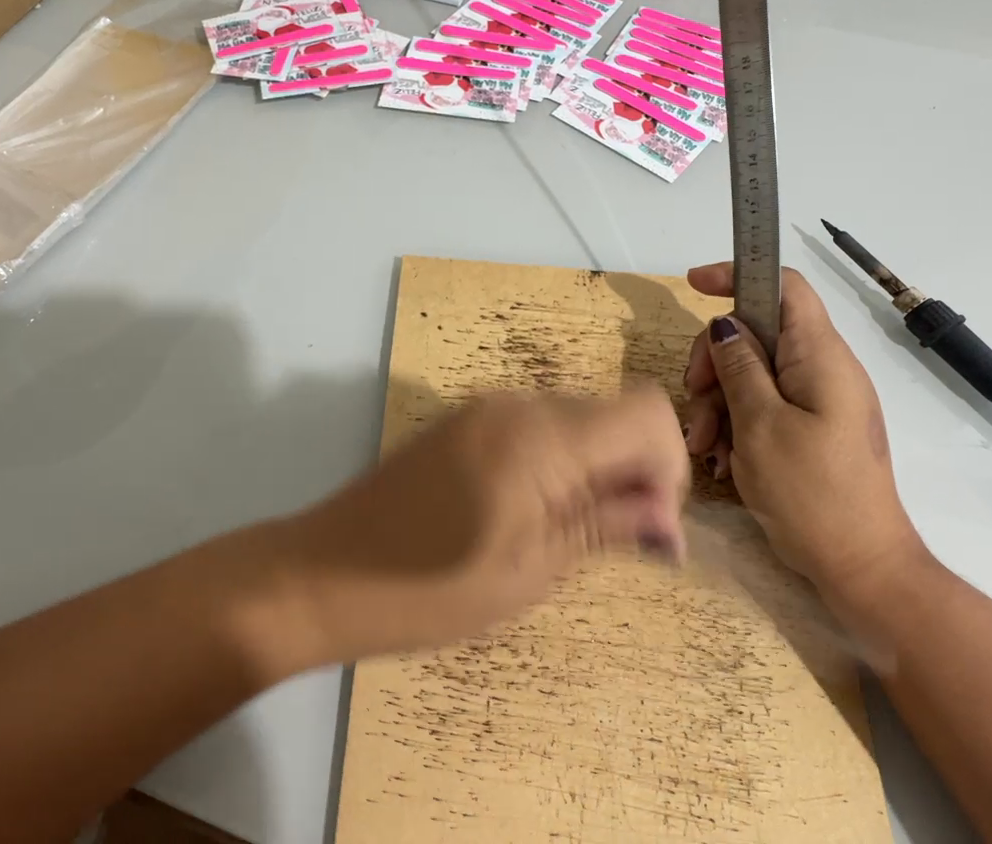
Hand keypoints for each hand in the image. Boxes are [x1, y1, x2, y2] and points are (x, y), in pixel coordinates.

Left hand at [280, 389, 690, 660]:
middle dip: (632, 472)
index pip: (647, 412)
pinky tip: (528, 516)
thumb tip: (669, 521)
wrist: (322, 573)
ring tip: (568, 539)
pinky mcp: (460, 424)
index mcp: (543, 434)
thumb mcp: (531, 569)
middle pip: (612, 414)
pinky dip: (554, 464)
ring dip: (593, 470)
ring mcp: (483, 410)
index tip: (647, 529)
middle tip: (615, 545)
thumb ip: (606, 526)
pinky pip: (532, 429)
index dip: (666, 467)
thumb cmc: (431, 587)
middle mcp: (517, 405)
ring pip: (574, 421)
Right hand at [682, 264, 925, 598]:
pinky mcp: (812, 429)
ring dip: (719, 399)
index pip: (783, 286)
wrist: (861, 565)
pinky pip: (765, 405)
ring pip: (754, 373)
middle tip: (693, 395)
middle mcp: (824, 370)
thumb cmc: (811, 492)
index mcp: (820, 358)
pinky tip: (718, 456)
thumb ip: (740, 368)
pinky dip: (735, 421)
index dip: (738, 275)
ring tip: (702, 443)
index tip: (693, 285)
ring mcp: (820, 401)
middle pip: (758, 332)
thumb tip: (725, 326)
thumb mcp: (761, 426)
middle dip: (715, 358)